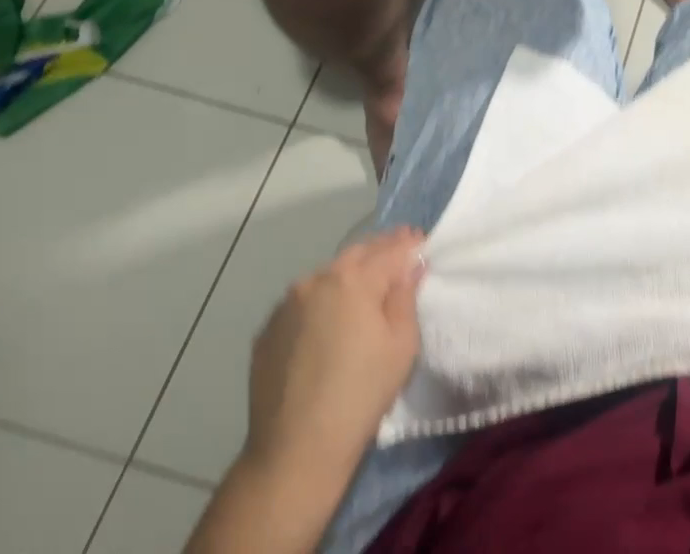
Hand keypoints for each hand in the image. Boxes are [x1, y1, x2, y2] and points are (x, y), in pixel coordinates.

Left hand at [244, 228, 425, 474]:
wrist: (296, 446)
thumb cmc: (363, 392)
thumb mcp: (402, 344)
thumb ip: (406, 296)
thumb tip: (409, 268)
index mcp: (352, 280)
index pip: (390, 250)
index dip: (410, 244)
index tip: (422, 242)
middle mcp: (315, 281)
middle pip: (355, 256)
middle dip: (379, 252)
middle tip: (399, 257)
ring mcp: (285, 306)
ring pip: (325, 278)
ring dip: (348, 277)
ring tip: (365, 290)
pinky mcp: (267, 331)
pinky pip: (302, 304)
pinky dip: (321, 303)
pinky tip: (329, 324)